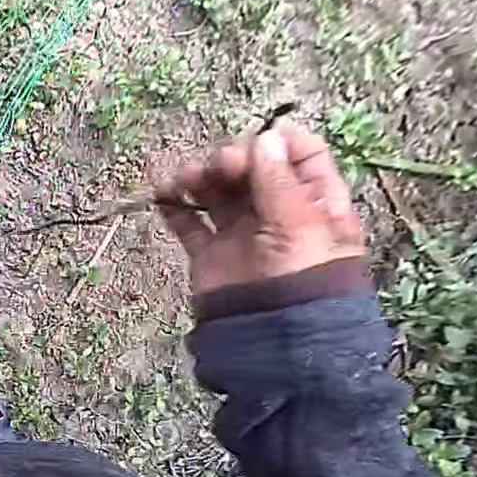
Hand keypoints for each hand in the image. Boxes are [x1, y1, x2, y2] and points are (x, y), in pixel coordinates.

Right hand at [153, 120, 365, 294]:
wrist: (269, 337)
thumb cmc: (301, 282)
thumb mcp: (299, 225)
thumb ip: (278, 182)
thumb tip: (264, 139)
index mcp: (312, 203)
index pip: (300, 156)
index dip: (279, 142)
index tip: (258, 138)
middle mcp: (276, 214)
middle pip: (252, 170)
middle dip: (232, 160)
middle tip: (219, 165)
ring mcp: (240, 234)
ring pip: (218, 193)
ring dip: (200, 179)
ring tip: (182, 180)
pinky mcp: (210, 255)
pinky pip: (189, 224)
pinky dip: (175, 208)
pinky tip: (164, 197)